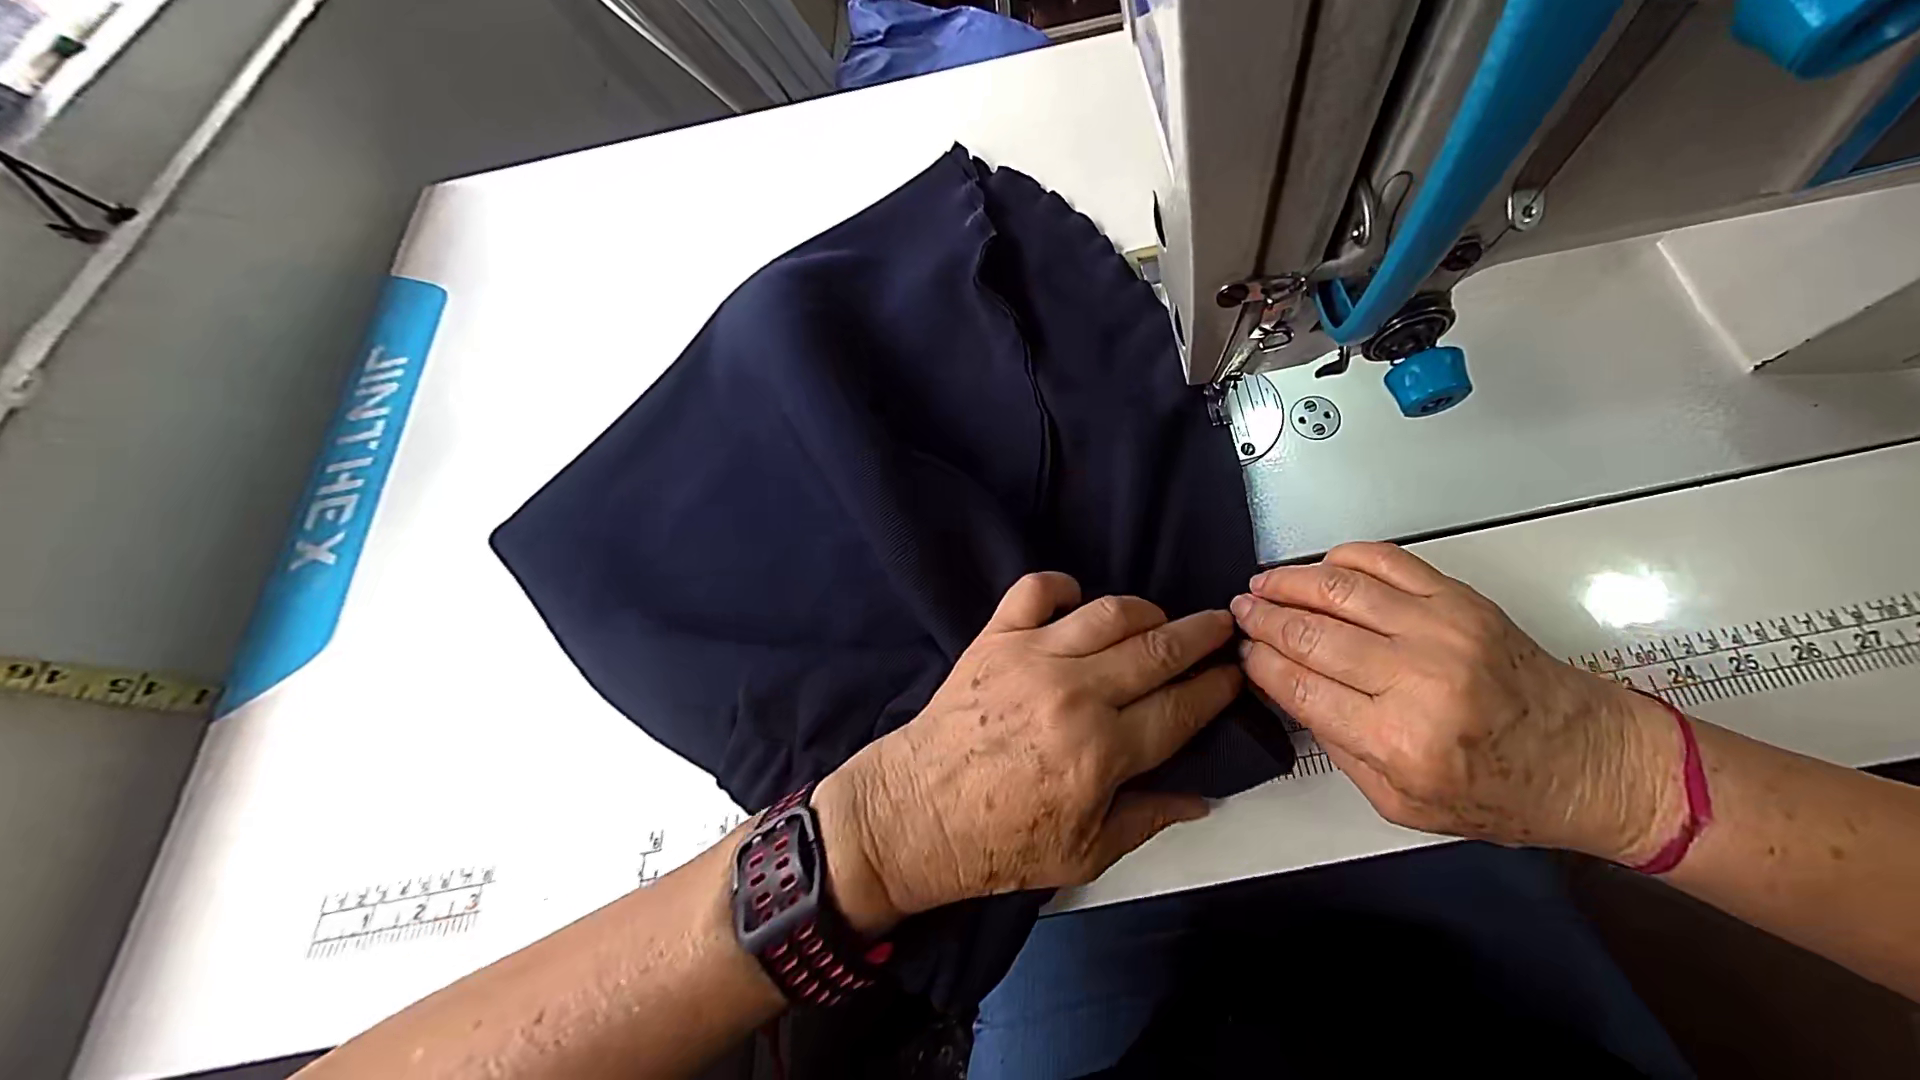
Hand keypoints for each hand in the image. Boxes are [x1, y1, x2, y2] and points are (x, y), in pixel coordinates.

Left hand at [813, 573, 1240, 933]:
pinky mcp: (993, 639)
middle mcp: (1074, 694)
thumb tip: (1200, 796)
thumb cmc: (998, 841)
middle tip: (1219, 627)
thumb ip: (1148, 818)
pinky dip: (1061, 585)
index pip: (1183, 707)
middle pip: (1159, 649)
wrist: (915, 813)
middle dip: (1201, 635)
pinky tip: (1075, 597)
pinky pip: (1035, 589)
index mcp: (1103, 752)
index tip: (1235, 674)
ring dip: (1145, 611)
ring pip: (1108, 613)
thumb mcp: (1086, 853)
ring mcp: (1031, 658)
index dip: (1218, 687)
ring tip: (1158, 620)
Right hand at [1231, 542, 1684, 863]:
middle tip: (1240, 610)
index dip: (1257, 661)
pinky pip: (1386, 561)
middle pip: (1309, 633)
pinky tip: (1319, 568)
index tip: (1241, 649)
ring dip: (1288, 582)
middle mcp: (1418, 679)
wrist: (1592, 762)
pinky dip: (1342, 558)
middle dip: (1262, 618)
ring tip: (1262, 584)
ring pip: (1337, 589)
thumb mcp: (1398, 802)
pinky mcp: (1463, 602)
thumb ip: (1335, 744)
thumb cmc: (1496, 793)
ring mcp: (1443, 631)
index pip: (1297, 685)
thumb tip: (1285, 684)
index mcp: (1398, 741)